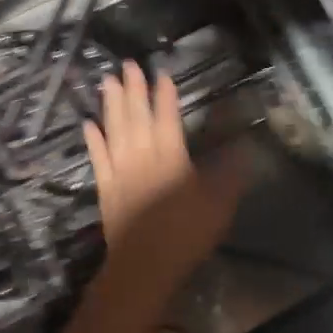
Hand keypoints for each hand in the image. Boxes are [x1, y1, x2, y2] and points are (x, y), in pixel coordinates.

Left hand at [83, 62, 244, 288]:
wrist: (143, 267)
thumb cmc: (186, 234)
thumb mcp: (219, 205)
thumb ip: (230, 175)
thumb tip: (244, 149)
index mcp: (171, 158)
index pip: (168, 118)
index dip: (165, 96)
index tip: (162, 74)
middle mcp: (143, 157)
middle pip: (136, 117)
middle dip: (133, 89)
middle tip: (127, 64)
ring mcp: (120, 172)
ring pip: (114, 130)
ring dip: (111, 105)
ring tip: (107, 81)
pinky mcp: (105, 189)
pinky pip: (98, 158)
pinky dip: (93, 139)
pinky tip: (88, 123)